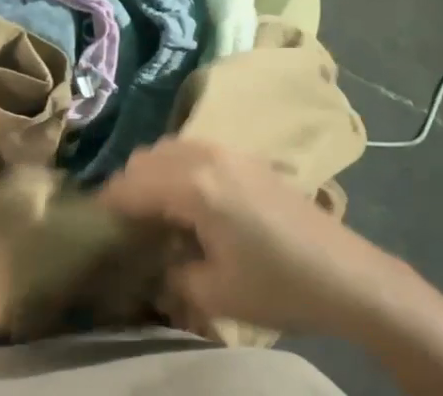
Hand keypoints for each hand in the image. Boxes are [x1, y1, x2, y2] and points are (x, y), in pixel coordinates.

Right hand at [100, 138, 417, 338]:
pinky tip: (188, 201)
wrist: (348, 277)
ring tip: (154, 213)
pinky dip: (178, 168)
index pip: (129, 185)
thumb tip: (154, 262)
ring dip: (153, 174)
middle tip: (124, 226)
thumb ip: (169, 272)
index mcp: (192, 185)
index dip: (107, 206)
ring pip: (169, 149)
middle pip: (145, 159)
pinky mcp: (248, 158)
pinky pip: (194, 151)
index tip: (94, 228)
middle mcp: (205, 156)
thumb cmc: (277, 284)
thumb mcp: (212, 292)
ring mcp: (230, 152)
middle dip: (128, 187)